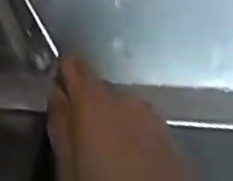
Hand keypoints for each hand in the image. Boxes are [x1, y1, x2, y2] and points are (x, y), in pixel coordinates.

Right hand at [49, 54, 194, 180]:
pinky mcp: (176, 144)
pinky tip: (136, 170)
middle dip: (91, 109)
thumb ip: (60, 124)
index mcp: (94, 100)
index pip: (73, 62)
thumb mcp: (68, 168)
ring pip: (125, 111)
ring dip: (117, 125)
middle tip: (84, 143)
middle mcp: (126, 100)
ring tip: (111, 161)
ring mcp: (155, 121)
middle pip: (100, 90)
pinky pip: (147, 131)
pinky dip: (139, 142)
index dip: (63, 75)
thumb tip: (56, 93)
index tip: (59, 95)